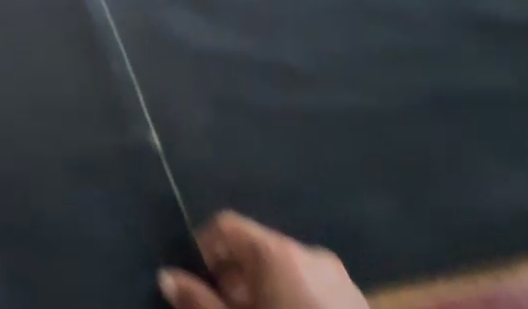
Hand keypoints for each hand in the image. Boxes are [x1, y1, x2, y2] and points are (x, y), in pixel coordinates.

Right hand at [159, 212, 366, 308]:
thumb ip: (198, 300)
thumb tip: (166, 276)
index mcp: (278, 252)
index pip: (226, 226)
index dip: (203, 249)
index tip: (197, 283)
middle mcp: (310, 254)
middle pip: (255, 250)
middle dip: (233, 277)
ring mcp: (342, 281)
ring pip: (284, 272)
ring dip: (262, 291)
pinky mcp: (361, 306)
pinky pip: (312, 289)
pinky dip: (292, 302)